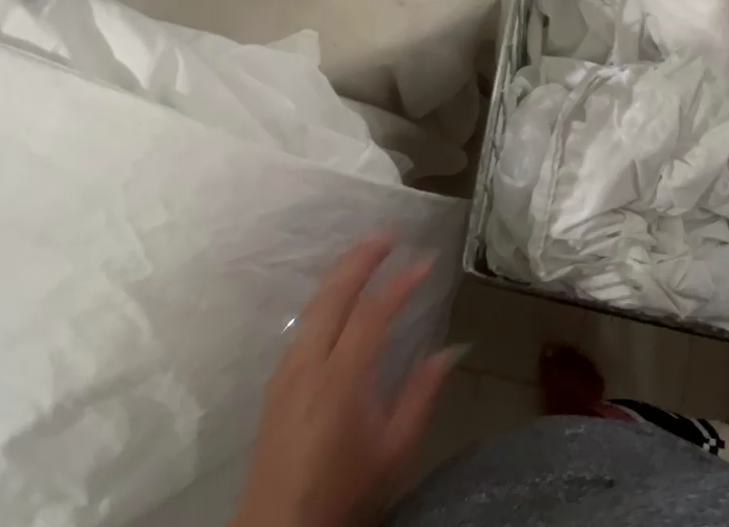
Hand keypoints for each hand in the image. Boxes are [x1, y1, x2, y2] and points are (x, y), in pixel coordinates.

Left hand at [234, 236, 458, 526]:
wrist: (278, 525)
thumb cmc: (344, 489)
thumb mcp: (394, 449)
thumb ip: (421, 394)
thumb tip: (451, 350)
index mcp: (341, 380)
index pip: (373, 314)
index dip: (400, 283)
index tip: (425, 260)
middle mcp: (309, 364)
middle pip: (333, 294)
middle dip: (361, 258)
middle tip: (388, 232)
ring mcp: (287, 368)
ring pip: (314, 304)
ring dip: (341, 272)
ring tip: (367, 250)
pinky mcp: (277, 377)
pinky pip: (304, 321)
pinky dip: (325, 295)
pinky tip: (339, 292)